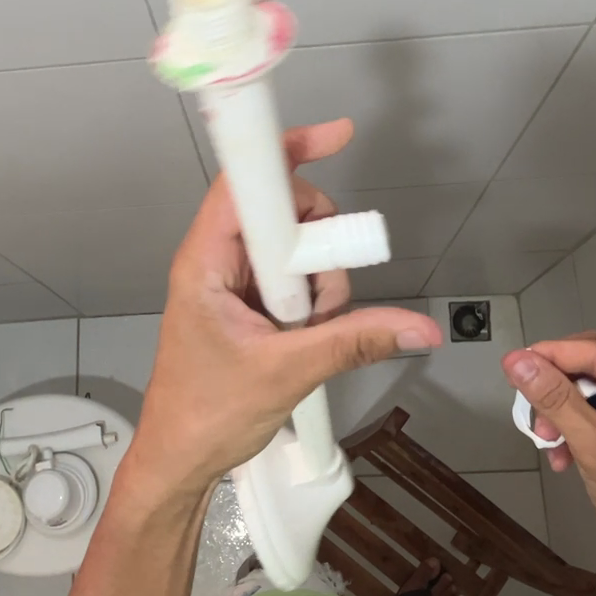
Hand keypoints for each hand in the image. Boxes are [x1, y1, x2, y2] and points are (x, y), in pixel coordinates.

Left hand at [124, 119, 442, 501]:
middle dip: (319, 245)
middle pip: (282, 211)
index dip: (286, 152)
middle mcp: (217, 261)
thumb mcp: (286, 374)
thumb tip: (416, 327)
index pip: (244, 182)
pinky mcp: (247, 303)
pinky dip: (313, 298)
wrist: (179, 459)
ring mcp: (233, 281)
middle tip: (323, 299)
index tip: (335, 136)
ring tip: (307, 331)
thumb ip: (354, 341)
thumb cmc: (205, 415)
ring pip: (294, 247)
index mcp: (205, 262)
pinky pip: (292, 278)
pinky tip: (308, 333)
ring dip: (319, 281)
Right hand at [502, 335, 595, 587]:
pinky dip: (571, 431)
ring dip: (560, 415)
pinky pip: (592, 416)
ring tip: (547, 445)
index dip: (550, 356)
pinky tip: (561, 457)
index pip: (594, 351)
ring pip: (585, 392)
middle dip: (555, 390)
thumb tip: (516, 359)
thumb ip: (556, 400)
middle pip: (589, 367)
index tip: (509, 371)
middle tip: (533, 418)